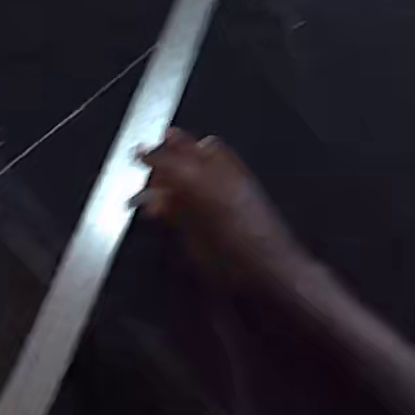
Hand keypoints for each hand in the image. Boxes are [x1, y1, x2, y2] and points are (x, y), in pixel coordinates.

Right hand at [136, 129, 306, 285]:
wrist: (276, 269)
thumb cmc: (233, 266)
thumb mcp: (194, 244)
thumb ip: (174, 215)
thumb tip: (153, 201)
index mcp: (204, 190)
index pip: (171, 164)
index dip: (152, 158)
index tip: (138, 155)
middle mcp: (221, 175)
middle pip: (189, 150)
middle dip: (168, 149)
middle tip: (150, 153)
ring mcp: (238, 175)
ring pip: (209, 148)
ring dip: (189, 148)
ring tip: (173, 145)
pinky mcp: (249, 180)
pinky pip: (226, 156)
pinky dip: (210, 152)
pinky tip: (202, 156)